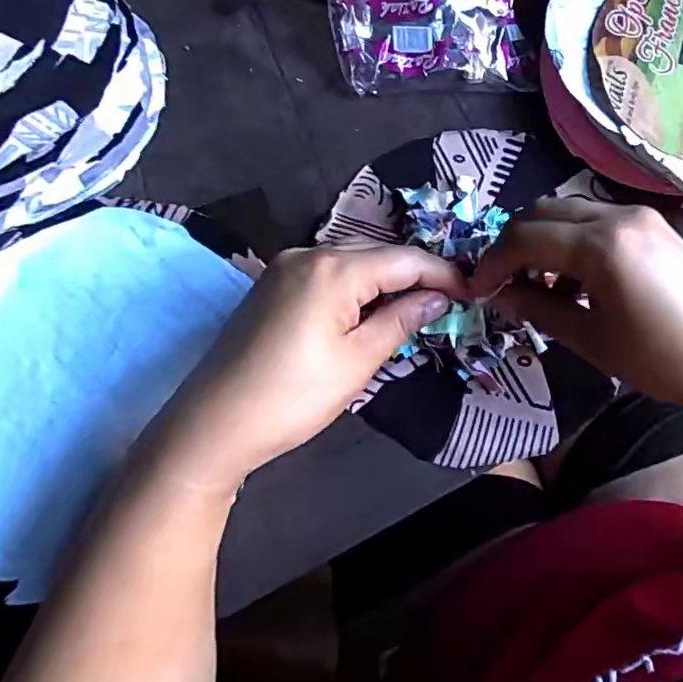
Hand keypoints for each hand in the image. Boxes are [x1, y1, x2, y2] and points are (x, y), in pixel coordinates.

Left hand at [154, 245, 465, 492]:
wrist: (210, 428)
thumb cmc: (292, 397)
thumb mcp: (358, 362)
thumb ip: (402, 319)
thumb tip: (438, 297)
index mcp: (333, 269)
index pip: (405, 259)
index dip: (443, 273)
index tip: (472, 291)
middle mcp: (309, 253)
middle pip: (379, 256)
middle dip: (417, 275)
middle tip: (450, 301)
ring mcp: (286, 267)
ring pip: (355, 263)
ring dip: (388, 282)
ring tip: (419, 306)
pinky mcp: (273, 284)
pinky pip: (330, 274)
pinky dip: (358, 288)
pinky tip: (373, 309)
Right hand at [467, 198, 682, 419]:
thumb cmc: (667, 359)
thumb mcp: (594, 341)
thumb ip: (541, 310)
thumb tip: (504, 296)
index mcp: (600, 243)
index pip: (523, 237)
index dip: (492, 263)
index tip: (478, 292)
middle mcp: (617, 215)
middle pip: (543, 212)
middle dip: (514, 245)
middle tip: (505, 287)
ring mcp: (639, 216)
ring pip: (570, 212)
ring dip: (544, 240)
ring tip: (541, 287)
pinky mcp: (655, 226)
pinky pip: (597, 221)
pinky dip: (573, 241)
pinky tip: (578, 280)